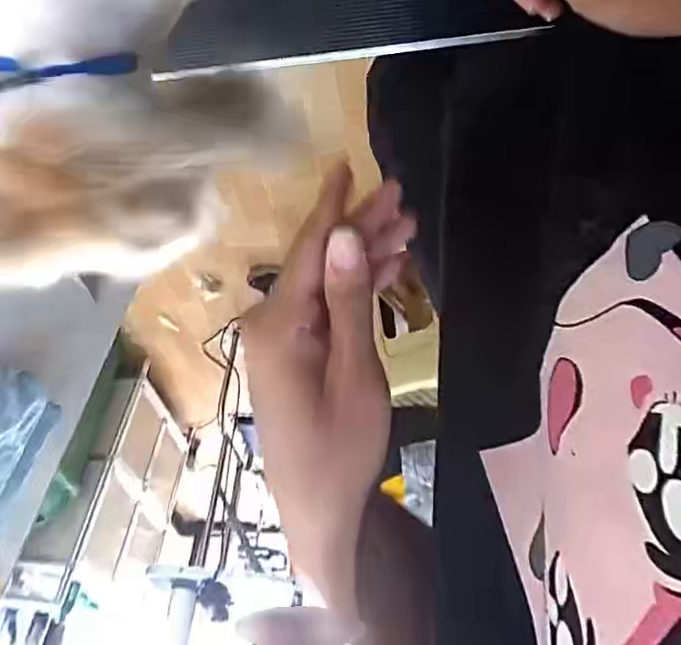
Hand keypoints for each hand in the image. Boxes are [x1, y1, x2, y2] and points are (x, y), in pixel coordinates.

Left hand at [241, 164, 415, 616]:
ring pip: (328, 279)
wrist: (322, 514)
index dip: (333, 207)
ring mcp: (284, 338)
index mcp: (278, 325)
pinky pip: (329, 305)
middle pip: (321, 260)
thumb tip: (345, 235)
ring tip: (407, 227)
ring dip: (366, 254)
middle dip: (361, 227)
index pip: (309, 250)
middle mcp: (273, 323)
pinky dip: (359, 285)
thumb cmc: (342, 447)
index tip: (347, 166)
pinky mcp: (297, 351)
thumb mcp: (354, 371)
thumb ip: (348, 299)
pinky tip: (389, 266)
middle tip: (402, 197)